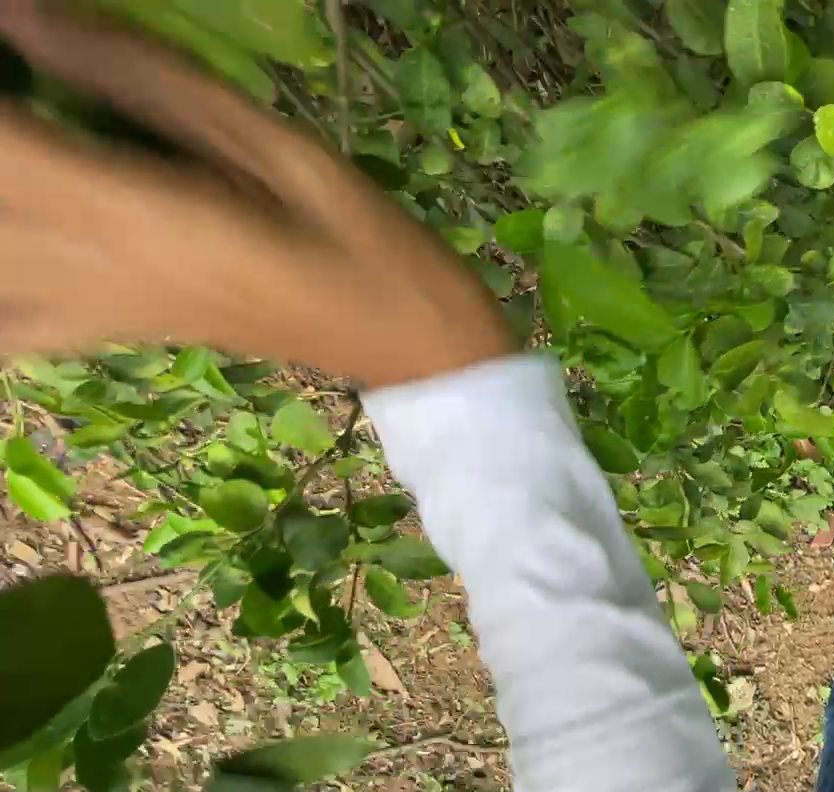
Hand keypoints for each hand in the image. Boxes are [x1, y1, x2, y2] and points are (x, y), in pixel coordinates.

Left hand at [0, 3, 512, 387]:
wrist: (432, 357)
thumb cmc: (391, 265)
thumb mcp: (305, 165)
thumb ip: (167, 90)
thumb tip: (30, 18)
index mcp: (145, 220)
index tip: (16, 44)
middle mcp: (100, 267)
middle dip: (2, 141)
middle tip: (34, 104)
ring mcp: (105, 306)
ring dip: (2, 210)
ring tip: (43, 174)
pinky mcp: (123, 327)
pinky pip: (5, 329)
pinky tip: (18, 259)